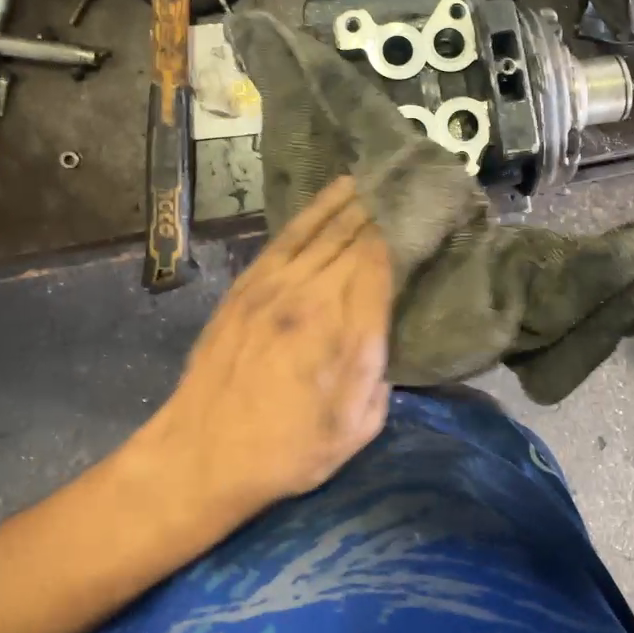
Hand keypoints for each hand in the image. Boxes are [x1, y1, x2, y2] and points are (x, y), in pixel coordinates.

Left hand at [135, 177, 393, 517]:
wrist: (203, 455)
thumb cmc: (289, 451)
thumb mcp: (357, 426)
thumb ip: (379, 370)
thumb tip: (385, 327)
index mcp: (343, 331)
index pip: (382, 261)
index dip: (407, 232)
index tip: (431, 211)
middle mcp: (310, 295)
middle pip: (355, 236)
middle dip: (386, 208)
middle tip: (413, 184)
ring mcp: (273, 285)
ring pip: (322, 228)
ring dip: (352, 200)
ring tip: (377, 176)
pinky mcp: (247, 286)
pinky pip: (287, 236)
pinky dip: (313, 212)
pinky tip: (332, 197)